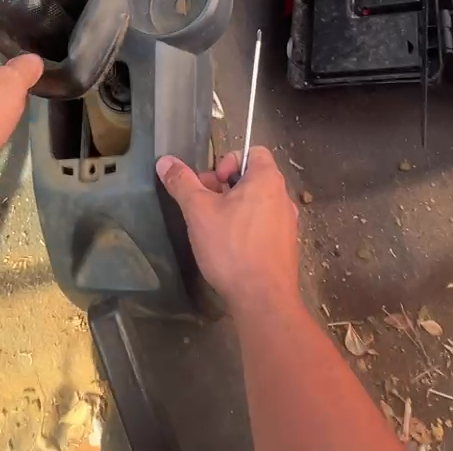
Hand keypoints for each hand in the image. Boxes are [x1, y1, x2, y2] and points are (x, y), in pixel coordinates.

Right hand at [156, 146, 301, 314]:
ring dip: (234, 207)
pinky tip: (229, 248)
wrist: (263, 301)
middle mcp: (283, 197)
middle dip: (225, 186)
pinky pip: (264, 225)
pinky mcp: (285, 248)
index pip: (253, 151)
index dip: (228, 160)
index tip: (212, 182)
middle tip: (204, 205)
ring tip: (214, 228)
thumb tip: (165, 161)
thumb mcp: (198, 211)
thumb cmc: (232, 248)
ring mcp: (287, 224)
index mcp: (267, 180)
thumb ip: (182, 182)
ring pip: (257, 203)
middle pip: (252, 177)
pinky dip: (246, 228)